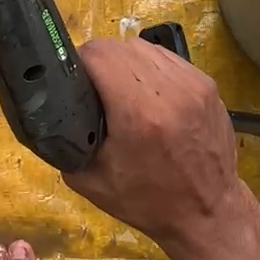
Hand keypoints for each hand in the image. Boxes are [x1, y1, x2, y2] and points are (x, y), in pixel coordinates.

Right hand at [64, 37, 247, 247]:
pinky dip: (149, 67)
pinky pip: (167, 58)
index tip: (74, 80)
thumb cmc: (147, 201)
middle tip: (92, 87)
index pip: (99, 55)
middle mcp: (169, 90)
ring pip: (144, 46)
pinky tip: (146, 91)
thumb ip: (66, 138)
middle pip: (119, 46)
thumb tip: (52, 108)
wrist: (207, 213)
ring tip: (119, 88)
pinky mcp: (207, 84)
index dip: (79, 63)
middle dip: (98, 61)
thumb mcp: (89, 179)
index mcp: (138, 112)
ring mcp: (193, 83)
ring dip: (124, 60)